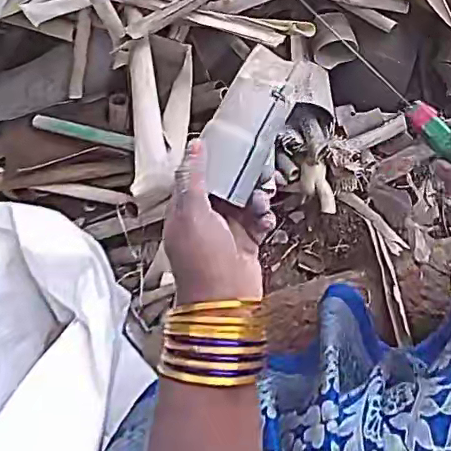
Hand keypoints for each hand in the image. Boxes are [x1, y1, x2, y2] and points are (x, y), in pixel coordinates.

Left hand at [165, 139, 275, 302]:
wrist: (226, 302)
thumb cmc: (202, 263)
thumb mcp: (193, 213)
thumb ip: (194, 178)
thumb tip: (193, 148)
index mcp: (185, 210)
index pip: (196, 176)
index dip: (212, 162)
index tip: (228, 148)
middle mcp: (205, 218)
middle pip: (225, 186)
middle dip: (242, 178)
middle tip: (257, 174)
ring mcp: (226, 230)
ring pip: (245, 200)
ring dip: (257, 198)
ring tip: (261, 202)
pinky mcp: (245, 241)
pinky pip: (258, 219)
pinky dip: (264, 217)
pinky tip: (265, 221)